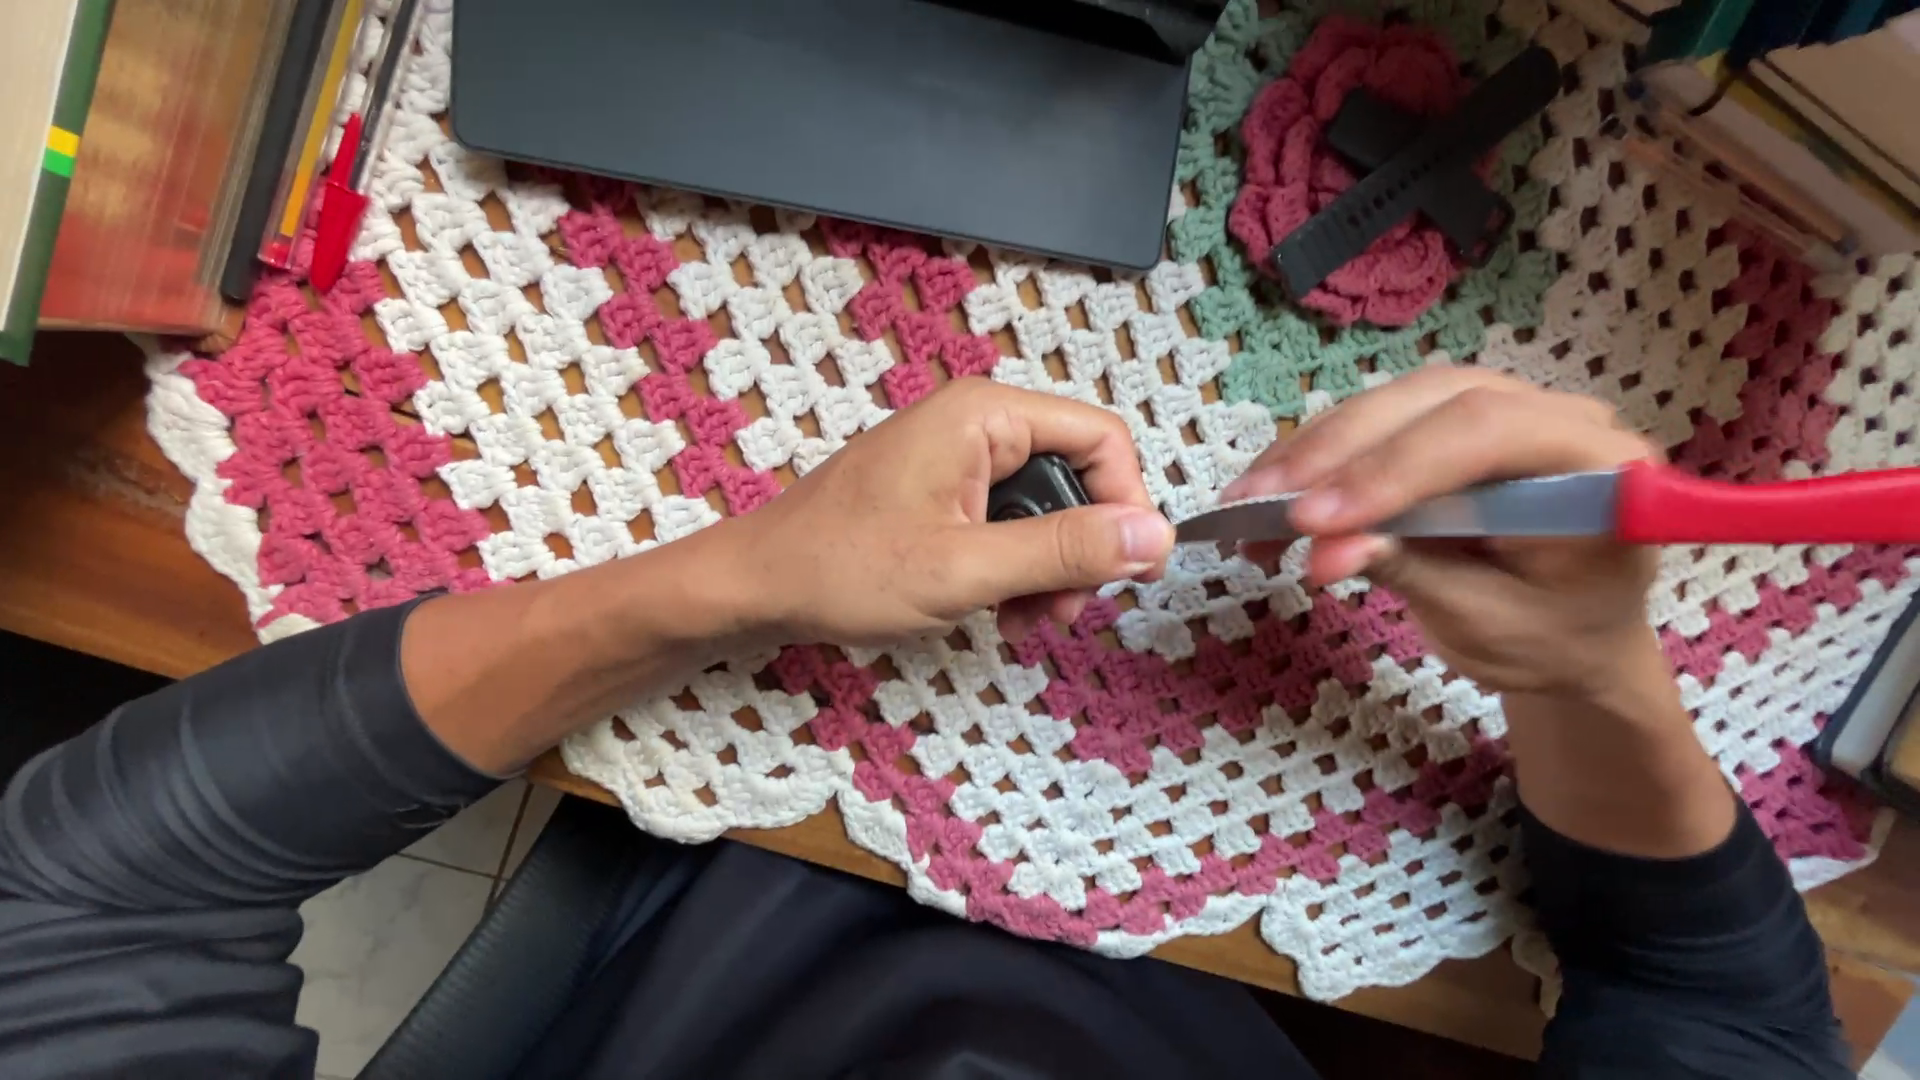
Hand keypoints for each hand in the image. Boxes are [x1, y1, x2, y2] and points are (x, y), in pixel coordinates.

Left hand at [714, 378, 1174, 646]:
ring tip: (1025, 623)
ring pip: (1044, 509)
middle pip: (1076, 477)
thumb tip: (1156, 536)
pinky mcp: (943, 491)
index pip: (1102, 439)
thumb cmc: (847, 570)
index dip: (1128, 505)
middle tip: (1063, 613)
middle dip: (1081, 549)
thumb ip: (1063, 550)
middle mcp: (977, 424)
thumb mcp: (966, 568)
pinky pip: (1007, 523)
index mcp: (986, 416)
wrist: (758, 586)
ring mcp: (958, 458)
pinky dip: (1015, 570)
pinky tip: (1001, 614)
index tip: (1128, 575)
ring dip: (1049, 570)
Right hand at [1224, 367, 1663, 699]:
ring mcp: (1485, 413)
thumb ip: (1415, 576)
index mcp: (1595, 465)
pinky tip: (1260, 500)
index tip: (1311, 523)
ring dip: (1303, 456)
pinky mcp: (1432, 430)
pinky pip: (1358, 430)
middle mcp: (1544, 416)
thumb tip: (1324, 554)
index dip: (1390, 470)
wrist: (1562, 634)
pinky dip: (1303, 465)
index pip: (1484, 432)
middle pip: (1422, 402)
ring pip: (1379, 407)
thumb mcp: (1488, 624)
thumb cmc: (1548, 638)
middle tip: (1256, 506)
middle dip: (1331, 456)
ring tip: (1242, 507)